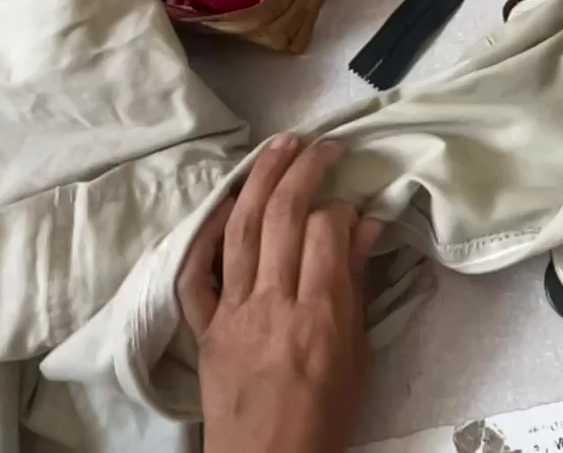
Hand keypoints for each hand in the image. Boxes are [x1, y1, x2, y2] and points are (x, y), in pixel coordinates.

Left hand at [178, 133, 384, 452]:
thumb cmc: (325, 417)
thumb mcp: (357, 356)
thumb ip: (356, 285)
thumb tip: (367, 224)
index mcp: (317, 316)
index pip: (325, 230)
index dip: (341, 205)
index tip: (352, 203)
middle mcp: (271, 304)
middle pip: (282, 215)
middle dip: (304, 168)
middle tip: (323, 144)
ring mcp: (231, 314)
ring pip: (240, 228)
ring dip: (261, 177)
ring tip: (281, 144)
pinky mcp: (204, 329)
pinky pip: (196, 273)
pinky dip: (205, 232)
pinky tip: (224, 200)